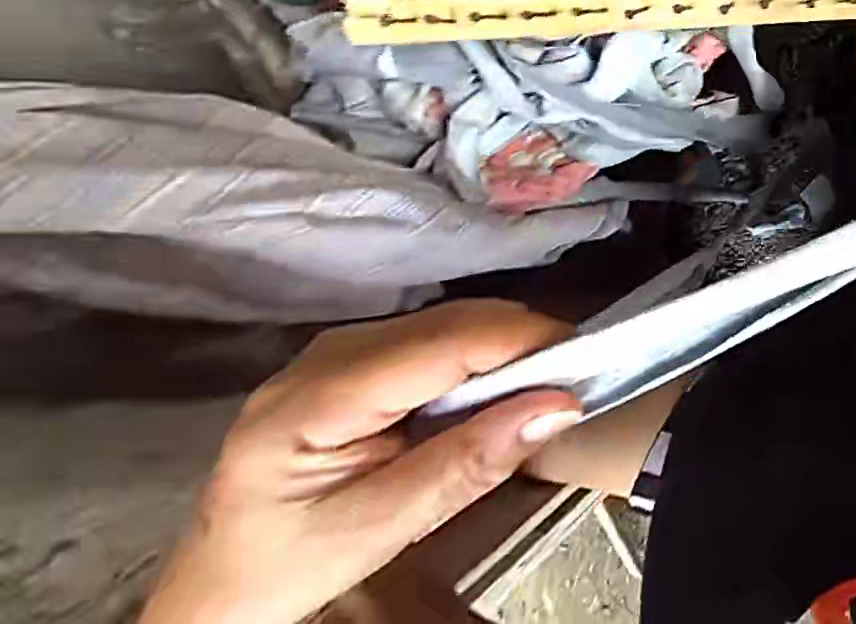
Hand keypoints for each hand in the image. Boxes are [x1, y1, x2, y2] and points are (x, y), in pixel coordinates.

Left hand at [139, 300, 583, 623]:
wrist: (222, 587)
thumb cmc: (287, 567)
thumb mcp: (377, 529)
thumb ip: (468, 465)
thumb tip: (560, 407)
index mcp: (313, 399)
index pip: (446, 342)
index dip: (524, 341)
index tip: (585, 363)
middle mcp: (329, 353)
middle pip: (457, 320)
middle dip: (524, 343)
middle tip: (568, 383)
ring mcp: (346, 347)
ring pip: (459, 318)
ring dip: (510, 347)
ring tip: (538, 388)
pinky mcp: (363, 353)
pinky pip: (448, 332)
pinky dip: (487, 353)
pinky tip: (494, 389)